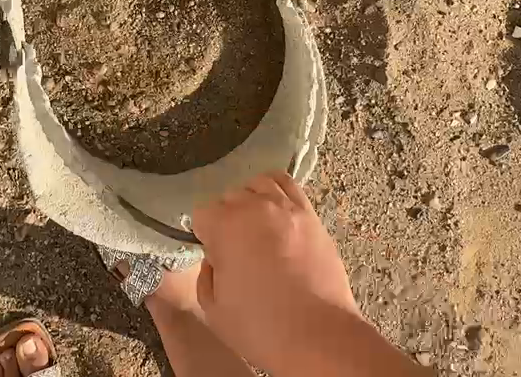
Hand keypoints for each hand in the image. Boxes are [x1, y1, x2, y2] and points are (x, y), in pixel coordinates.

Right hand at [190, 172, 362, 370]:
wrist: (318, 336)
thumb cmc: (262, 327)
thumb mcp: (215, 311)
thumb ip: (206, 275)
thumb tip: (215, 259)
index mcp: (224, 226)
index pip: (202, 213)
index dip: (205, 235)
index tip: (215, 256)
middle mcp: (252, 206)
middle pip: (229, 198)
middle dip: (227, 220)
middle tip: (236, 250)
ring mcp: (284, 206)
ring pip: (257, 185)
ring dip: (251, 201)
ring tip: (256, 227)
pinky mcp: (309, 213)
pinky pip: (287, 184)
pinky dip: (276, 190)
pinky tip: (276, 210)